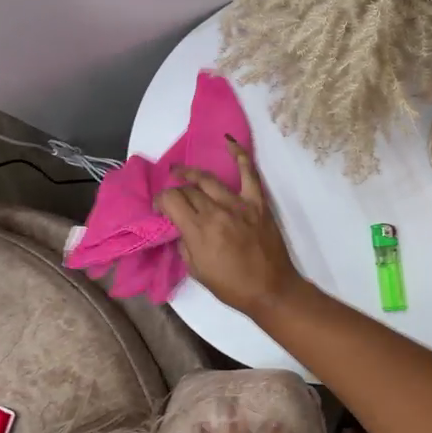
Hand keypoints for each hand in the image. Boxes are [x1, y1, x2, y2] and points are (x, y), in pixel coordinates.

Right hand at [157, 138, 305, 318]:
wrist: (270, 289)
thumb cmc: (231, 286)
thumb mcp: (196, 272)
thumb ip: (185, 244)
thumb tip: (181, 227)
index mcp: (198, 231)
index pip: (171, 200)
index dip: (161, 200)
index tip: (160, 208)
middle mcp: (216, 212)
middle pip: (188, 189)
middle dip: (175, 191)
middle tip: (172, 197)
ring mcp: (239, 204)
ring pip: (209, 179)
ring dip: (192, 173)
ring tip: (181, 172)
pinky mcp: (257, 202)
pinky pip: (249, 173)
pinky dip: (239, 155)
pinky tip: (228, 143)